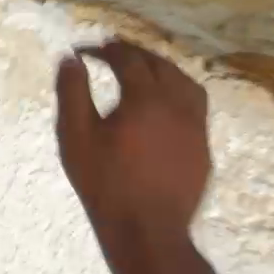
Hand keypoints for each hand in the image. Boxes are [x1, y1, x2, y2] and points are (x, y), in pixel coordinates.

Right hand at [56, 40, 211, 243]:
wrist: (146, 225)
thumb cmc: (102, 177)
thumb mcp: (74, 132)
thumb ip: (72, 92)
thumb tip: (71, 59)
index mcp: (146, 102)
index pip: (128, 61)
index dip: (104, 50)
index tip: (81, 50)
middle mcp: (178, 109)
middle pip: (162, 67)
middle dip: (135, 52)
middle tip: (108, 48)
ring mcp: (196, 129)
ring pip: (187, 84)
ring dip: (162, 68)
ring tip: (138, 66)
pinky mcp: (203, 146)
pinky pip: (195, 105)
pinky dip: (176, 89)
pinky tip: (158, 98)